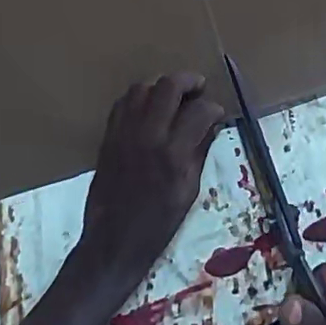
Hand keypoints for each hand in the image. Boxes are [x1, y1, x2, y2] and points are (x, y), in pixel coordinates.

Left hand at [73, 73, 225, 286]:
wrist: (112, 243)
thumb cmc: (158, 224)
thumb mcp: (190, 191)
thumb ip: (200, 152)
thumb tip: (212, 126)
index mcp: (173, 155)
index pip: (199, 111)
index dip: (214, 107)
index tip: (218, 113)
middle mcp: (148, 136)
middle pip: (169, 86)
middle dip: (189, 81)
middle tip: (199, 89)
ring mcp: (124, 134)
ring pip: (142, 87)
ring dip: (162, 86)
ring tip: (174, 96)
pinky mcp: (108, 137)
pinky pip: (123, 103)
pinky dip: (139, 98)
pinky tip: (150, 108)